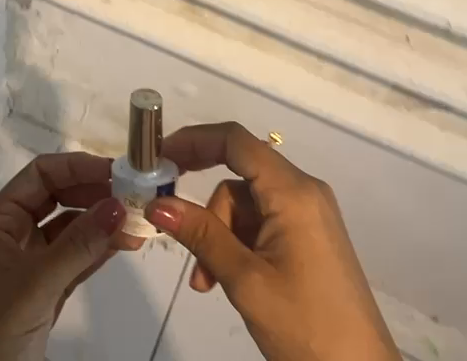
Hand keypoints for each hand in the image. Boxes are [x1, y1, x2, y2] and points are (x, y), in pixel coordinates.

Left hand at [0, 151, 128, 360]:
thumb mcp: (36, 283)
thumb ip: (77, 244)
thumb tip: (119, 204)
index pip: (39, 176)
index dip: (76, 168)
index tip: (117, 171)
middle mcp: (12, 235)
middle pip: (56, 198)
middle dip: (93, 194)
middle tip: (134, 196)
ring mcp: (29, 264)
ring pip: (69, 230)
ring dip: (101, 224)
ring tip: (138, 221)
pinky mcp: (45, 292)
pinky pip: (75, 260)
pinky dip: (98, 250)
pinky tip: (124, 243)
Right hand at [146, 123, 397, 360]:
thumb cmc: (306, 325)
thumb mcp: (245, 280)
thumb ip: (201, 235)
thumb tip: (157, 204)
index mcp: (293, 192)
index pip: (235, 141)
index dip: (194, 140)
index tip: (159, 158)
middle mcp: (304, 192)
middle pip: (237, 178)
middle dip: (206, 210)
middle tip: (173, 230)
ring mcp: (309, 215)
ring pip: (245, 205)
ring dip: (219, 236)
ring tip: (208, 282)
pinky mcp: (309, 238)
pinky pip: (262, 224)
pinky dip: (238, 245)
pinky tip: (226, 279)